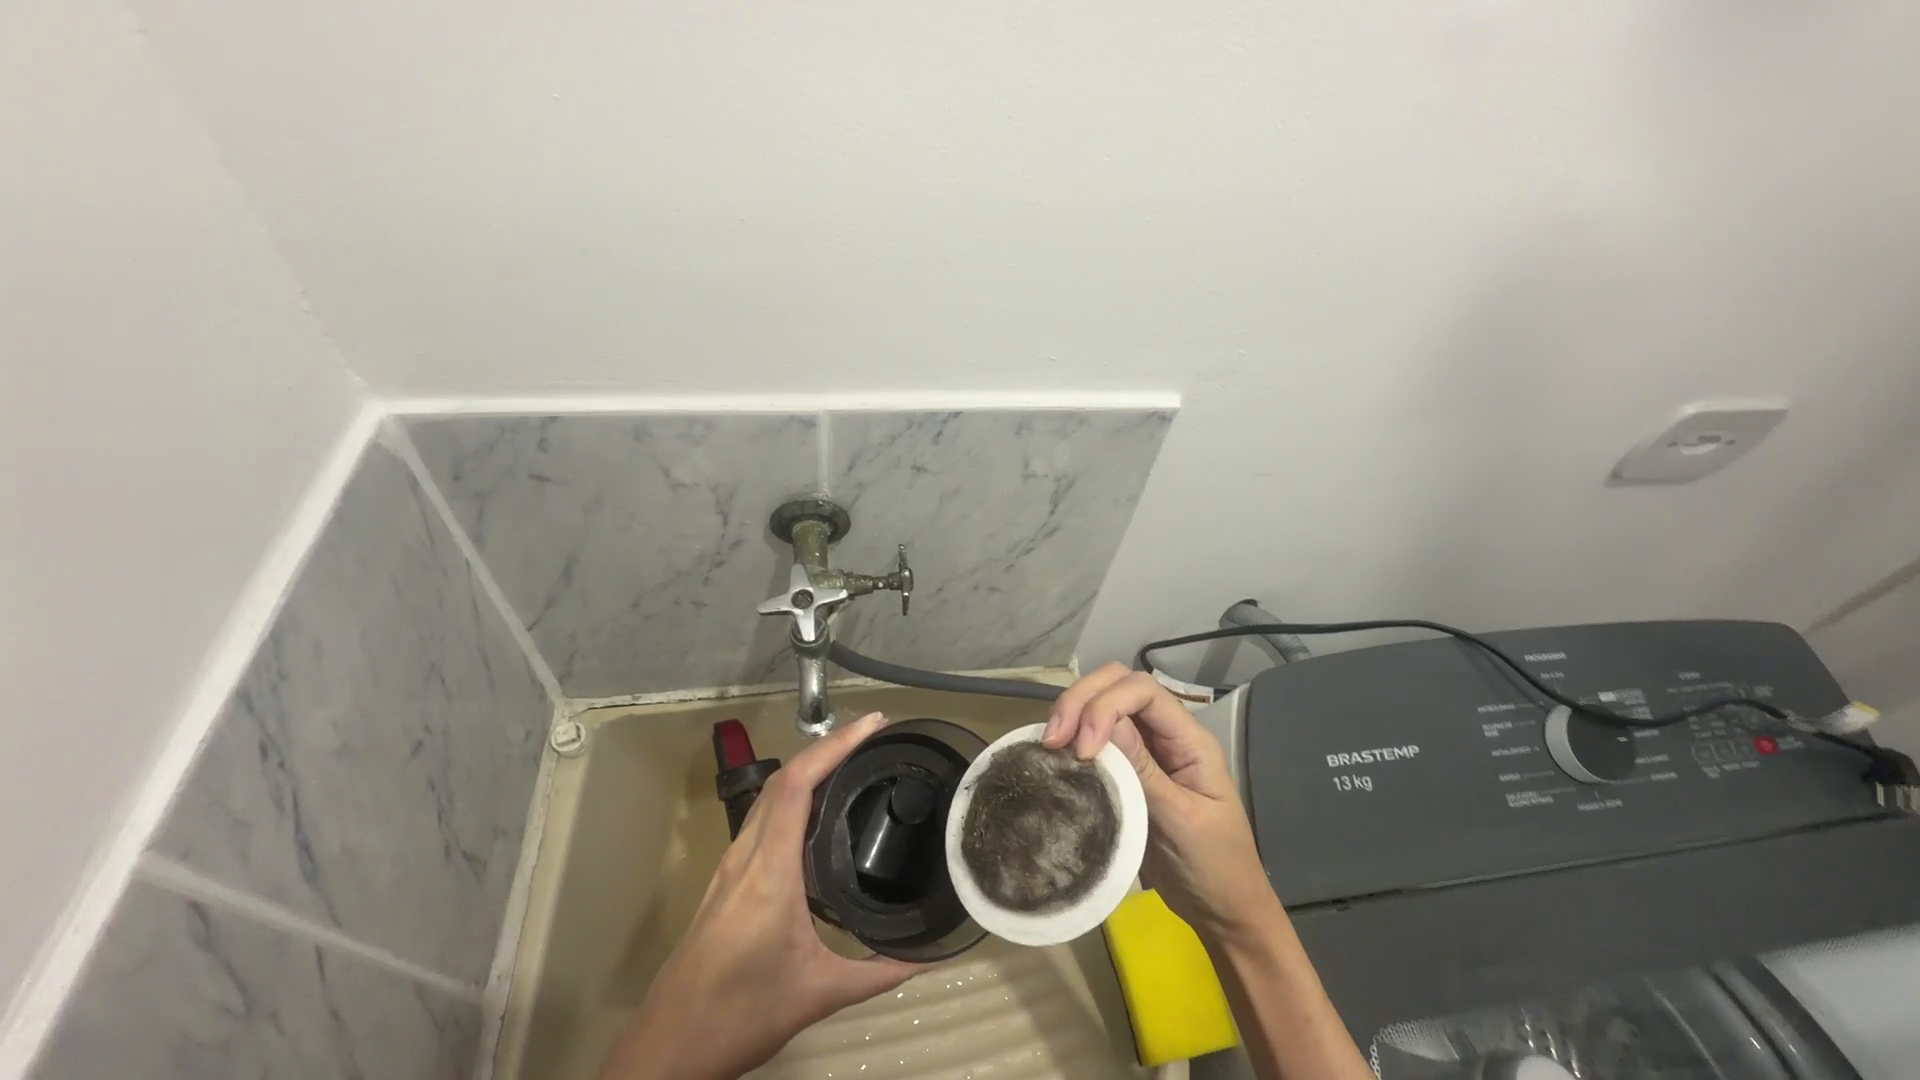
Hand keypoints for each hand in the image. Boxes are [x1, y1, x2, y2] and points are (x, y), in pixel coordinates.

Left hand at [599, 712, 919, 1079]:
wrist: (668, 1047)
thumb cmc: (740, 1016)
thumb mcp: (820, 993)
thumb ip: (882, 971)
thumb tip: (936, 954)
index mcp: (769, 872)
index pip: (798, 785)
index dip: (835, 745)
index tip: (874, 725)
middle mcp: (745, 857)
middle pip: (782, 780)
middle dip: (827, 747)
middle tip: (873, 738)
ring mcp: (730, 867)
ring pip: (768, 798)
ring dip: (807, 769)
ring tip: (852, 764)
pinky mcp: (725, 882)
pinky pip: (761, 821)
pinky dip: (792, 799)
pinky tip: (818, 815)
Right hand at [1043, 664, 1276, 940]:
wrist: (1222, 910)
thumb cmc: (1214, 867)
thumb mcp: (1181, 821)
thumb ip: (1144, 771)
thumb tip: (1103, 725)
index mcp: (1190, 740)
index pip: (1144, 691)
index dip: (1106, 706)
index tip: (1082, 749)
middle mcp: (1167, 734)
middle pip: (1119, 684)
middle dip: (1081, 700)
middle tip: (1052, 738)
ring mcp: (1147, 750)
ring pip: (1104, 704)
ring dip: (1072, 715)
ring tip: (1048, 746)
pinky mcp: (1128, 771)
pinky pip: (1098, 739)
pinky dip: (1073, 738)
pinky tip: (1056, 758)